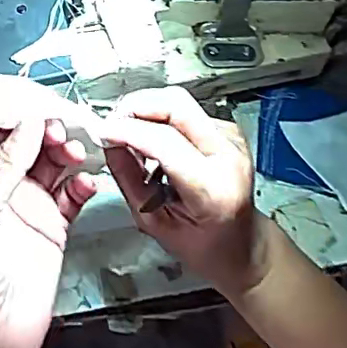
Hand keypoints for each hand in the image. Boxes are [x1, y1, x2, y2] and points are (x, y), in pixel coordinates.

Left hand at [0, 117, 94, 347]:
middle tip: (60, 129)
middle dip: (45, 130)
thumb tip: (26, 124)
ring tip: (74, 153)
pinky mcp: (52, 229)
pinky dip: (81, 186)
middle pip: (27, 144)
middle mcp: (0, 187)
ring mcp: (27, 207)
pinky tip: (86, 184)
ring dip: (65, 153)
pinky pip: (70, 197)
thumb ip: (4, 168)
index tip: (38, 104)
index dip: (16, 116)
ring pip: (51, 165)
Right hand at [96, 88, 270, 298]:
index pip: (164, 142)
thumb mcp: (154, 223)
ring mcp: (231, 139)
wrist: (244, 245)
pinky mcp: (226, 129)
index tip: (103, 131)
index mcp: (214, 190)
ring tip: (128, 130)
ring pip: (178, 102)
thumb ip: (128, 179)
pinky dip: (159, 115)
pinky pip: (184, 109)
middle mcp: (229, 157)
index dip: (127, 130)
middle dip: (135, 106)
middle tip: (112, 123)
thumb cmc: (204, 244)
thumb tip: (109, 143)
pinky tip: (151, 136)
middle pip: (175, 105)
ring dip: (145, 108)